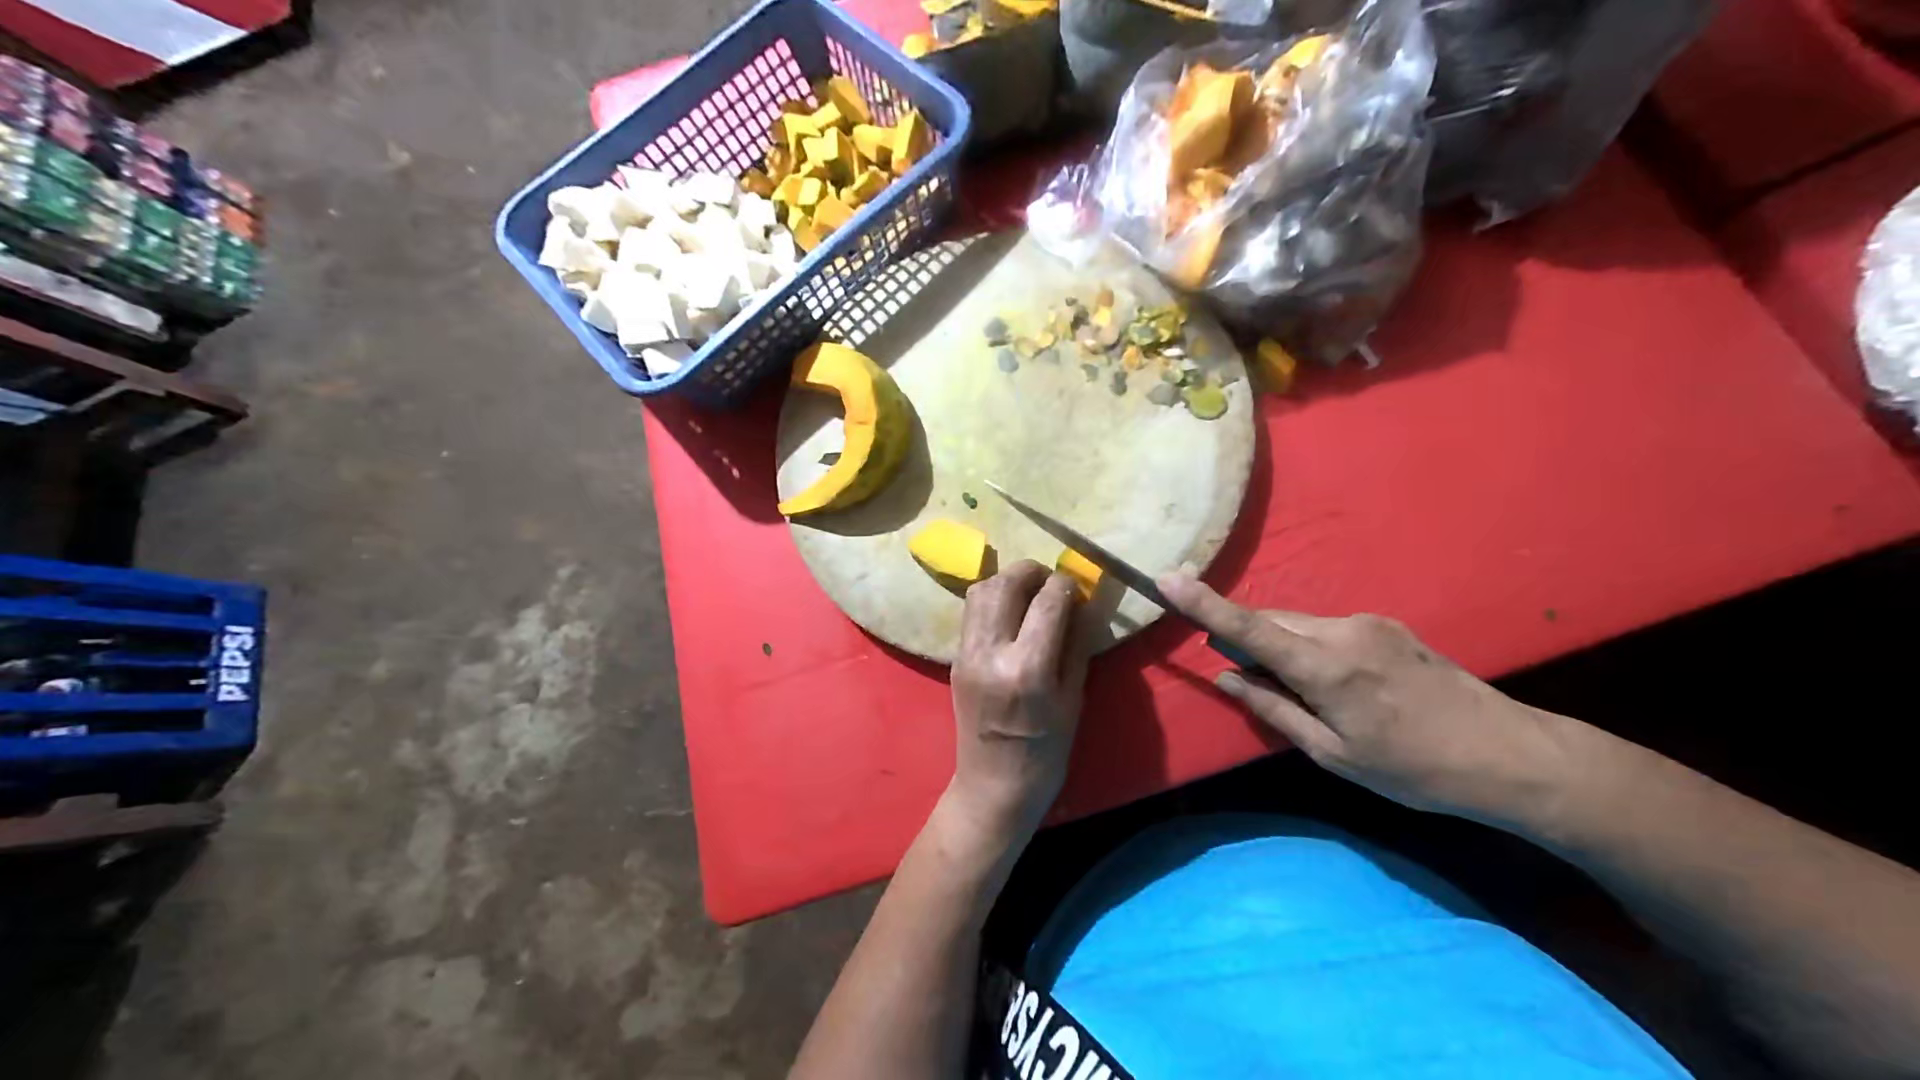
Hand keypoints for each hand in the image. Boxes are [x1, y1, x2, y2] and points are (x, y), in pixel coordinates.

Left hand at [948, 561, 1089, 838]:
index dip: (1067, 584)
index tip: (1079, 585)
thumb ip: (1079, 644)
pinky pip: (971, 612)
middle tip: (1053, 581)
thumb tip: (1087, 601)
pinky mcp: (955, 657)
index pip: (1048, 602)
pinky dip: (992, 599)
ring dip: (1008, 580)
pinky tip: (1012, 612)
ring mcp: (966, 653)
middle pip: (1006, 584)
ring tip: (1031, 592)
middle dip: (1033, 571)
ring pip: (981, 590)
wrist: (993, 786)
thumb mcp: (1074, 699)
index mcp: (1027, 669)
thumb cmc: (1046, 752)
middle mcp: (990, 653)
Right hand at [1158, 570, 1577, 828]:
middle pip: (1272, 621)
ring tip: (1305, 693)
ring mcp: (1370, 623)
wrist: (1511, 755)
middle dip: (1248, 639)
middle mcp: (1344, 631)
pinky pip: (1327, 629)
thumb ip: (1272, 709)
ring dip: (1282, 646)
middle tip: (1244, 675)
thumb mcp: (1333, 754)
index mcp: (1326, 668)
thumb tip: (1225, 677)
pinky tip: (1336, 685)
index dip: (1203, 604)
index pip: (1249, 628)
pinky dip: (1310, 647)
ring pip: (1299, 624)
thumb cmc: (1413, 769)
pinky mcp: (1387, 626)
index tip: (1167, 579)